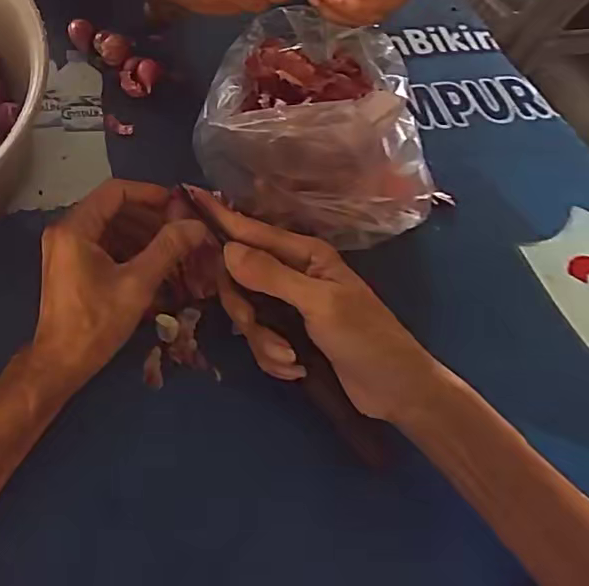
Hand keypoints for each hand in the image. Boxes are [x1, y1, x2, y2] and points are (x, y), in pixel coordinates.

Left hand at [28, 180, 206, 395]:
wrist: (60, 362)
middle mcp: (65, 228)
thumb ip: (166, 249)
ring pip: (107, 224)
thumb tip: (196, 224)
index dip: (148, 193)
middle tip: (180, 227)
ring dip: (139, 231)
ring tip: (172, 246)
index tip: (178, 203)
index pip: (114, 191)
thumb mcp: (137, 284)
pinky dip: (125, 246)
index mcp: (74, 227)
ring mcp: (64, 245)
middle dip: (147, 214)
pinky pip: (100, 241)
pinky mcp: (68, 261)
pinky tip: (151, 261)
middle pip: (111, 206)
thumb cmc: (96, 323)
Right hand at [193, 189, 443, 422]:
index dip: (218, 215)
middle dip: (245, 310)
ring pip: (245, 310)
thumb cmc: (368, 339)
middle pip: (237, 277)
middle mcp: (289, 271)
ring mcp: (286, 302)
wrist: (400, 393)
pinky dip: (271, 356)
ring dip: (263, 341)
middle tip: (257, 330)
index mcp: (302, 253)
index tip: (189, 195)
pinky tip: (294, 369)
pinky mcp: (286, 331)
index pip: (250, 229)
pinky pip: (257, 336)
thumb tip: (226, 249)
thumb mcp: (320, 305)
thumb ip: (271, 276)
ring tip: (290, 360)